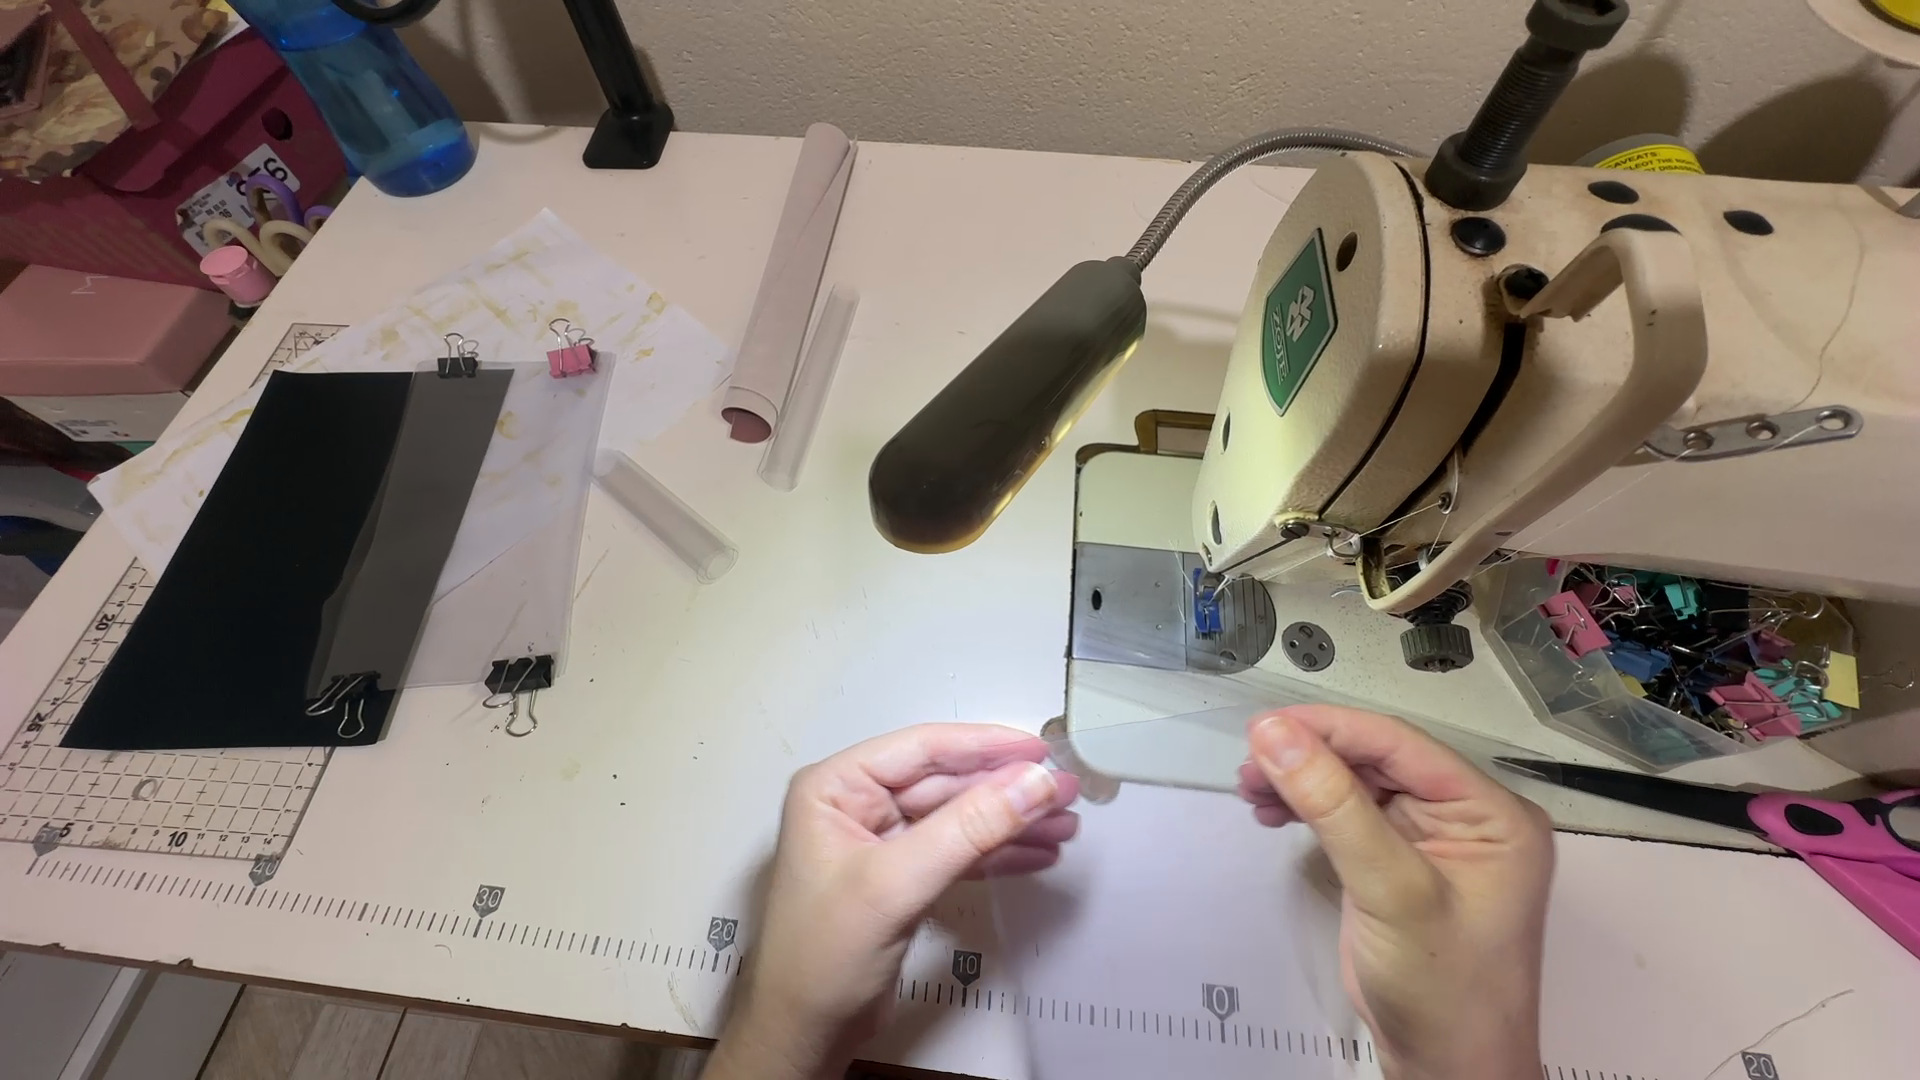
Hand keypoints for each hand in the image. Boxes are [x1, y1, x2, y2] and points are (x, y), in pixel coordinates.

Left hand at [705, 724, 1080, 1079]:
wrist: (803, 1035)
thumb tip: (1032, 784)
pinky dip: (998, 852)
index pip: (922, 748)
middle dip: (1007, 788)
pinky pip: (959, 850)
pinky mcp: (903, 873)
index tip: (1038, 750)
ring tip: (1064, 822)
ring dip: (1011, 821)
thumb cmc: (821, 957)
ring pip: (959, 816)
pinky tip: (1038, 852)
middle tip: (1064, 790)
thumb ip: (969, 828)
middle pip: (947, 781)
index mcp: (838, 785)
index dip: (984, 745)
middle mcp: (859, 802)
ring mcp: (882, 838)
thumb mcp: (896, 883)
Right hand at [1238, 706, 1553, 1079]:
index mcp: (1489, 811)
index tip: (1262, 728)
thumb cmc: (1441, 988)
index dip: (1327, 728)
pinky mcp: (1393, 853)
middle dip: (1305, 758)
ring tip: (1250, 789)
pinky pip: (1342, 808)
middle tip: (1249, 767)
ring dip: (1297, 779)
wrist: (1445, 1067)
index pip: (1397, 744)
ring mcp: (1426, 833)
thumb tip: (1272, 732)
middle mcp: (1461, 812)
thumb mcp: (1389, 890)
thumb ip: (1332, 805)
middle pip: (1369, 758)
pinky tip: (1270, 811)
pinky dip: (1302, 805)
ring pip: (1349, 779)